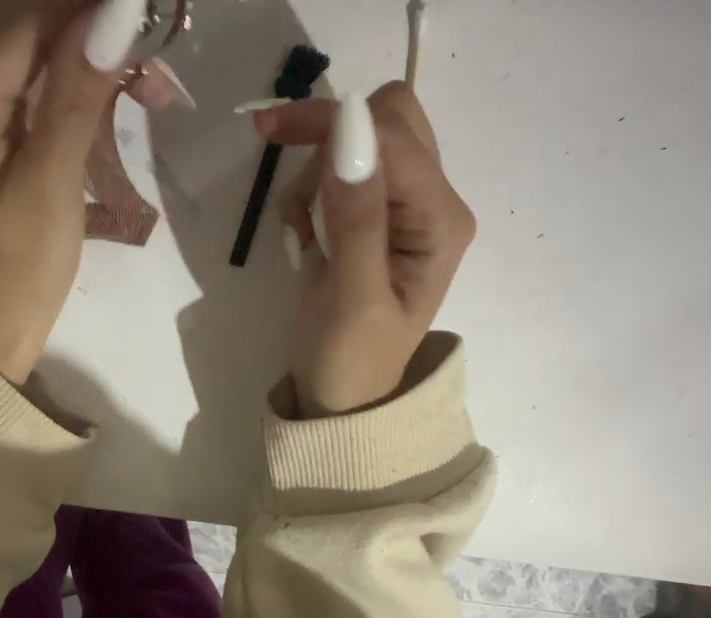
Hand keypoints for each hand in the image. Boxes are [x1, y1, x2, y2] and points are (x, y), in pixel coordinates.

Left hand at [0, 0, 155, 383]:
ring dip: (96, 51)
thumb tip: (111, 21)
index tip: (142, 10)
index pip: (19, 25)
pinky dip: (84, 77)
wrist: (2, 316)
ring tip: (154, 79)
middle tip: (156, 39)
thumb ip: (75, 99)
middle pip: (25, 24)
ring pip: (38, 45)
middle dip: (93, 25)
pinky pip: (39, 76)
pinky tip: (128, 90)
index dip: (83, 8)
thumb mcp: (51, 187)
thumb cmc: (24, 267)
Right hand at [255, 83, 476, 416]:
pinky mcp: (373, 217)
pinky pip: (341, 172)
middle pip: (385, 121)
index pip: (392, 134)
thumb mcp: (353, 297)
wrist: (339, 401)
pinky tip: (305, 236)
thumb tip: (350, 127)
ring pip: (358, 142)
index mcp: (441, 220)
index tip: (269, 132)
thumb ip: (356, 214)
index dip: (334, 124)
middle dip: (328, 145)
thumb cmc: (350, 361)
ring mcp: (403, 208)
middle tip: (292, 199)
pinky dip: (312, 191)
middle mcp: (431, 202)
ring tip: (301, 235)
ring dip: (315, 174)